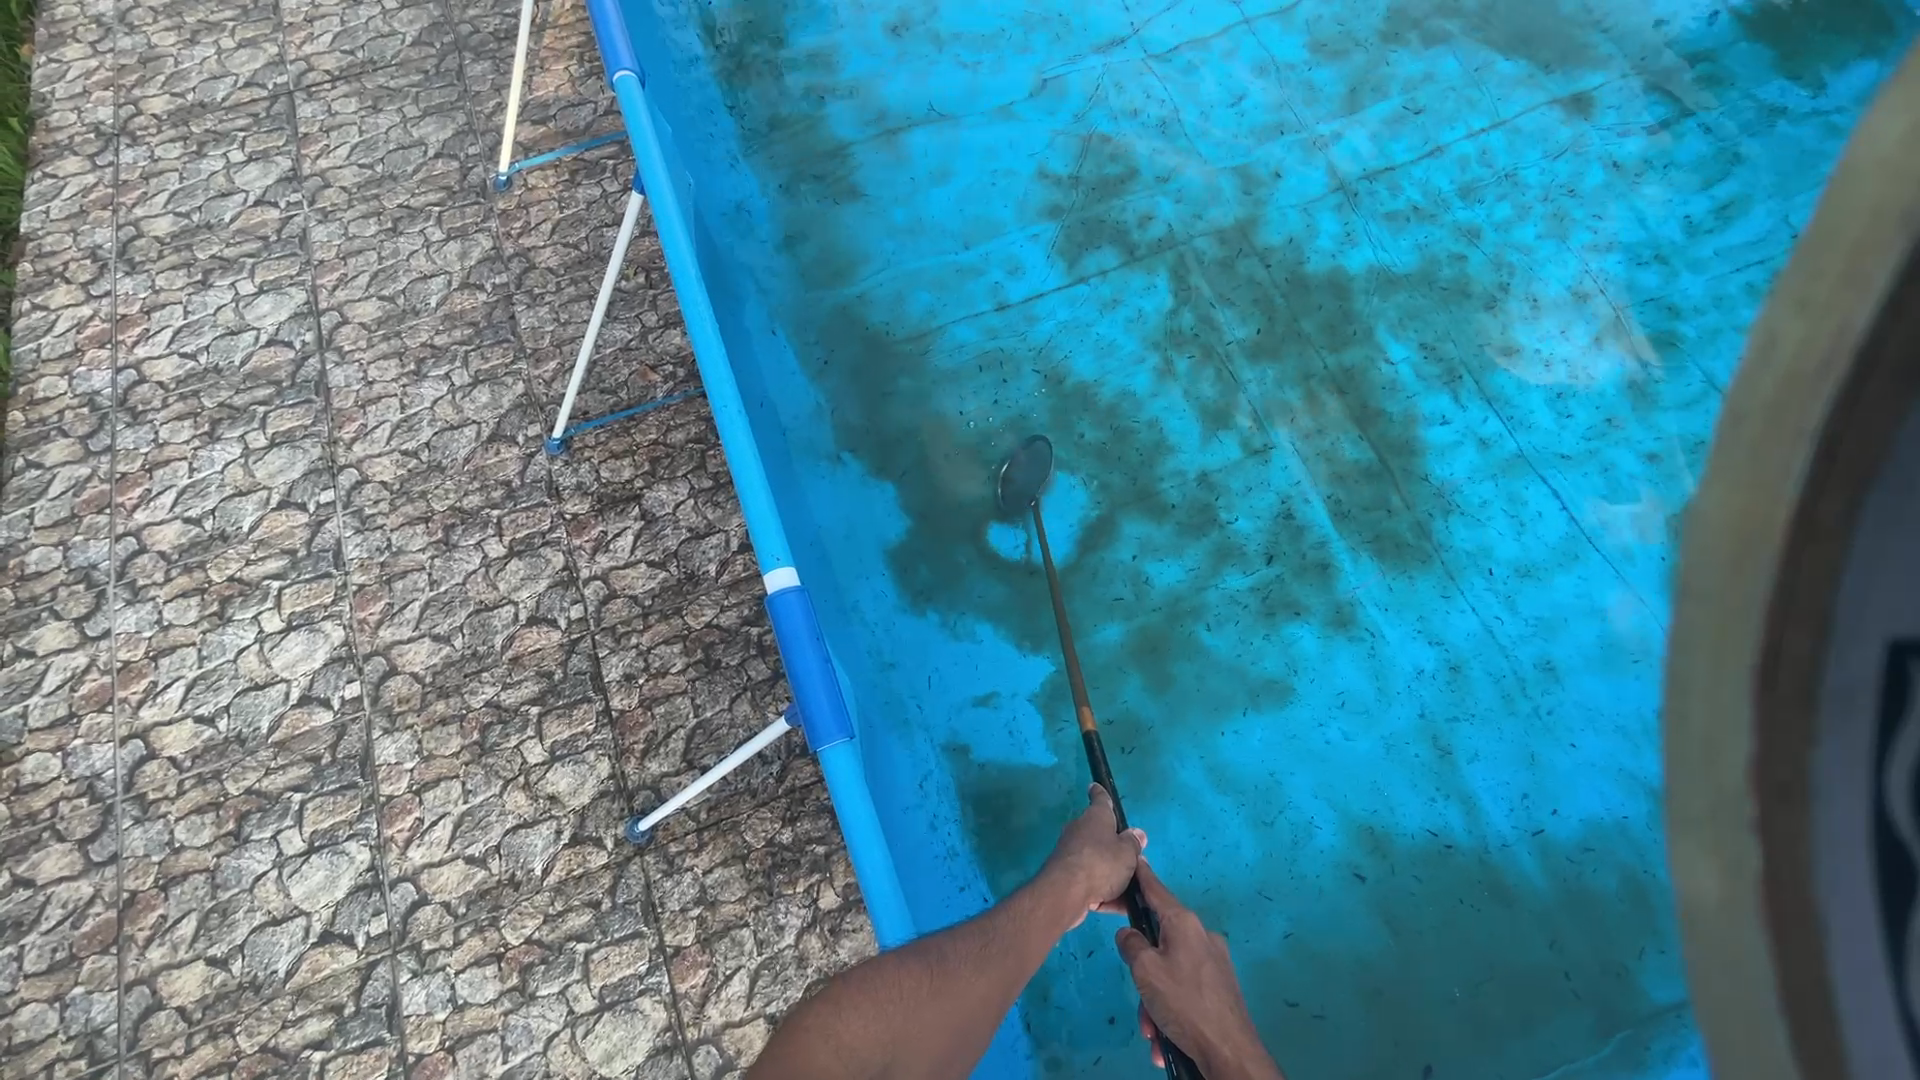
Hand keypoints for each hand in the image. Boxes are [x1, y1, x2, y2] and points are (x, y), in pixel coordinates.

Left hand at [1035, 784, 1145, 928]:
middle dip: (1115, 847)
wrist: (1066, 892)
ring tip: (1133, 891)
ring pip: (1098, 861)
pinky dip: (1105, 893)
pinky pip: (1092, 882)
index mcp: (1096, 817)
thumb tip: (1136, 833)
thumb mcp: (1127, 853)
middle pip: (1101, 834)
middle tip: (1134, 861)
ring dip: (1113, 874)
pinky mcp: (1067, 876)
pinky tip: (1119, 907)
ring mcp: (1072, 853)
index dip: (1100, 793)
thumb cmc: (1101, 863)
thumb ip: (1133, 843)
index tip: (1095, 786)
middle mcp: (1081, 830)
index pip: (1100, 800)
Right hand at [1117, 861, 1284, 1079]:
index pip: (1155, 889)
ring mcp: (1214, 963)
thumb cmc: (1184, 1002)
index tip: (1134, 858)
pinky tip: (1166, 1039)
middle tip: (1137, 998)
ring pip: (1169, 972)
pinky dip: (1171, 1011)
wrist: (1231, 1054)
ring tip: (1153, 1031)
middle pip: (1159, 940)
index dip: (1141, 876)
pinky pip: (1184, 991)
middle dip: (1142, 973)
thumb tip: (1130, 935)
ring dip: (1155, 1001)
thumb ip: (1131, 944)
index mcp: (1184, 923)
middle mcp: (1201, 935)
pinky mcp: (1220, 988)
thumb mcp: (1145, 970)